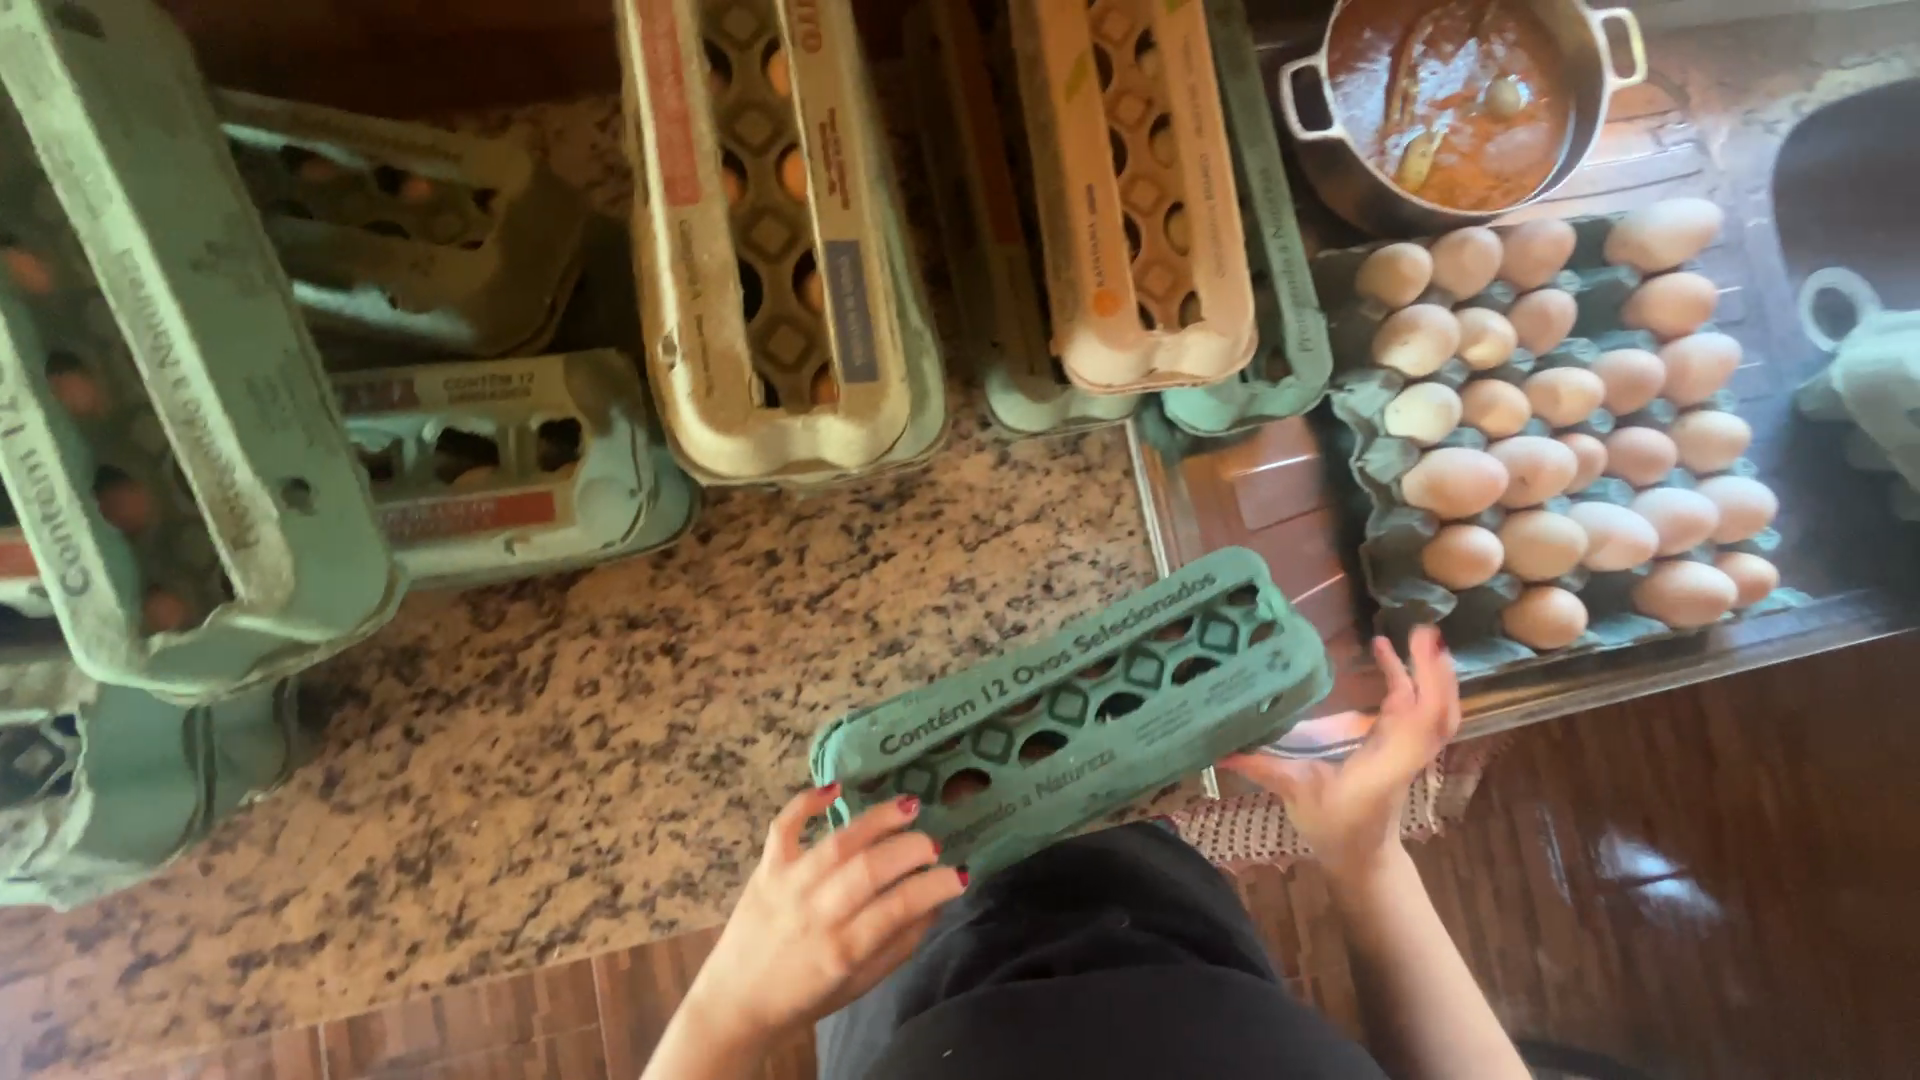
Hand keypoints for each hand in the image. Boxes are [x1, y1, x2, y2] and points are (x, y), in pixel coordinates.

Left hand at [679, 786, 965, 1051]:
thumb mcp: (860, 984)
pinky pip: (784, 828)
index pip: (897, 909)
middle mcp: (815, 914)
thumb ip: (899, 944)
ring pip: (836, 844)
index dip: (934, 887)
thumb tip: (937, 902)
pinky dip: (806, 802)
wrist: (735, 1005)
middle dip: (909, 849)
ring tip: (909, 805)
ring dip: (876, 820)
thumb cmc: (806, 997)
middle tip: (933, 842)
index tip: (960, 874)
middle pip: (867, 870)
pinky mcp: (766, 868)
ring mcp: (787, 886)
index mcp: (842, 950)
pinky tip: (836, 788)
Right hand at [1218, 626, 1460, 885]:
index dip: (1421, 690)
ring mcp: (1405, 748)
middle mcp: (1402, 755)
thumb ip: (1262, 767)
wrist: (1361, 856)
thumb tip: (1219, 747)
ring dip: (1432, 673)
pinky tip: (1386, 651)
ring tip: (1421, 634)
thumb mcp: (1294, 796)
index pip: (1416, 729)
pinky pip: (1416, 709)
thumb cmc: (1332, 828)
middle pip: (1438, 713)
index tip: (1411, 655)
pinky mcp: (1399, 743)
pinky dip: (1411, 679)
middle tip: (1424, 631)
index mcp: (1382, 767)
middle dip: (1436, 673)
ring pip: (1435, 710)